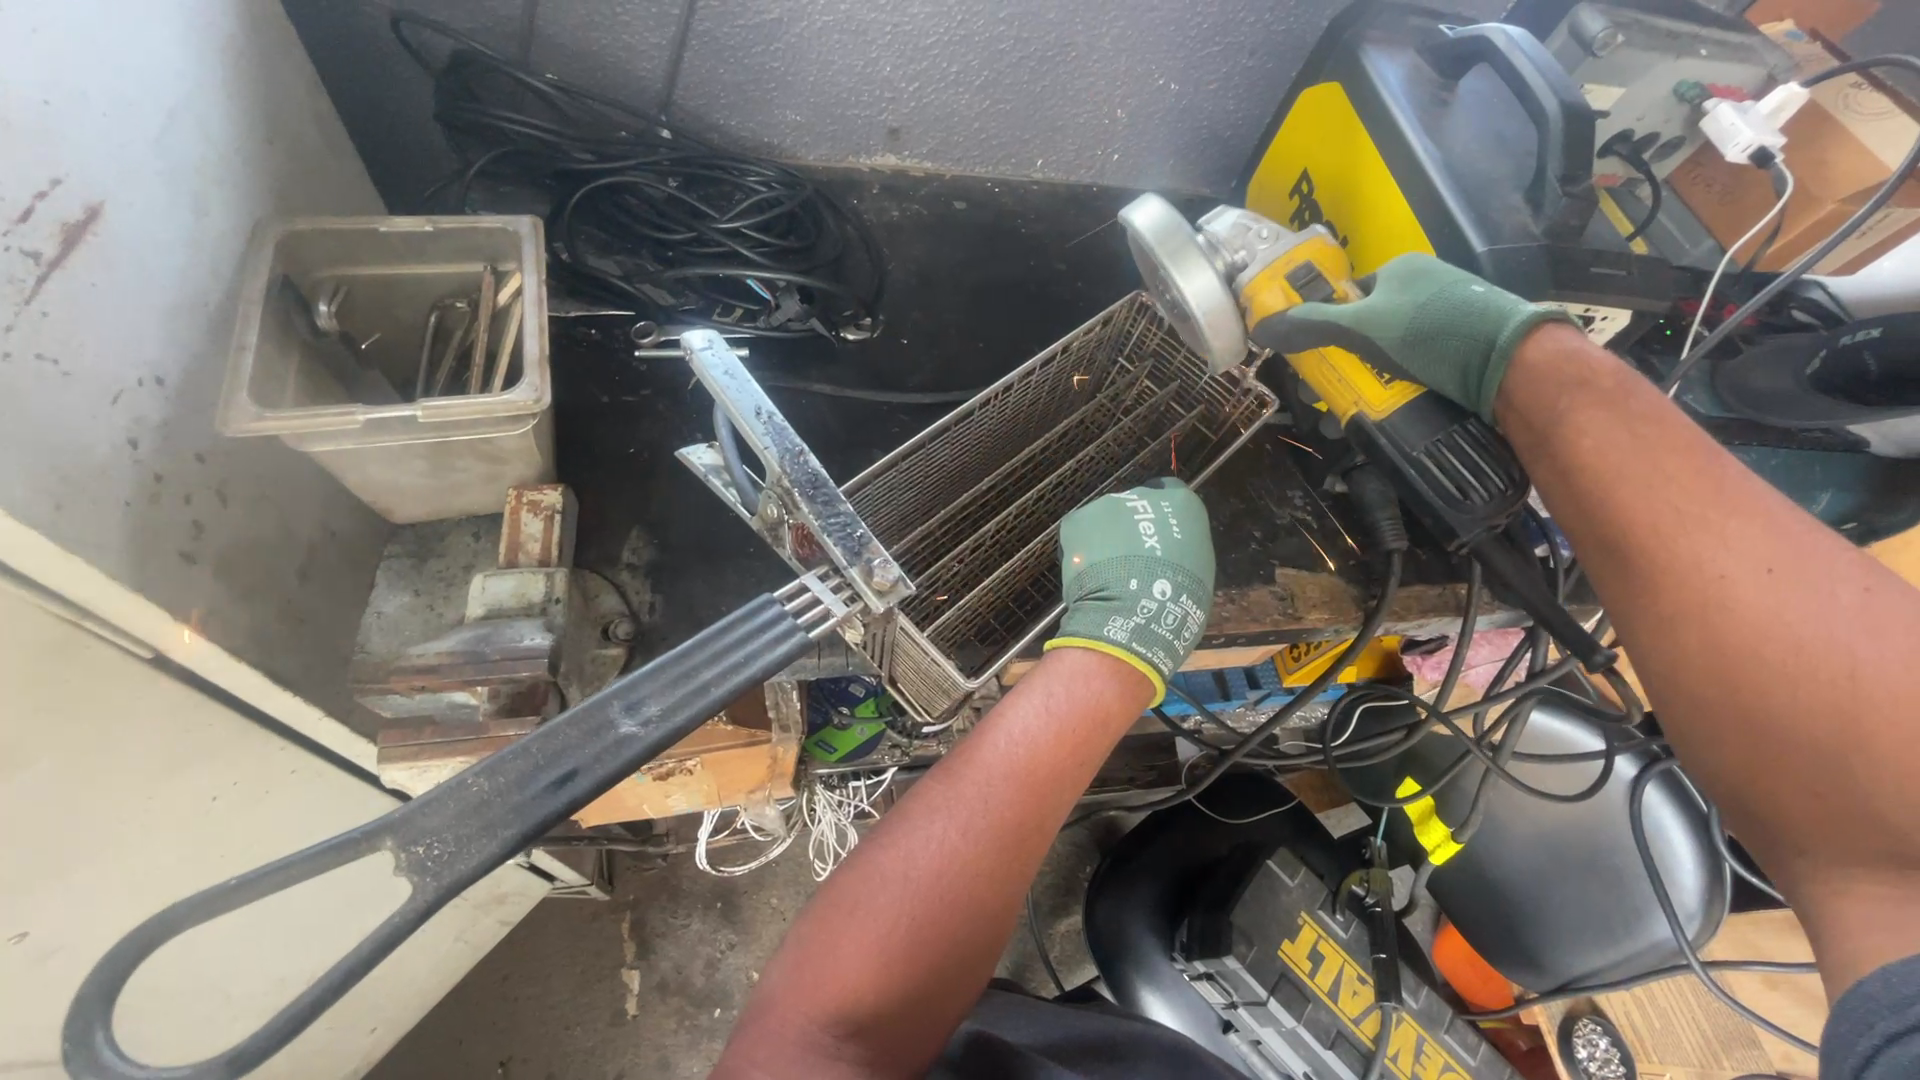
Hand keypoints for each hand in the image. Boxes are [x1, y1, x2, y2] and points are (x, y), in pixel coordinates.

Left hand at [1045, 477, 1214, 704]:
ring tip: (1106, 572)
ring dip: (1105, 539)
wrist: (1135, 610)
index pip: (1170, 496)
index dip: (1161, 518)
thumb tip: (1168, 550)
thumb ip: (1182, 547)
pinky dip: (1081, 551)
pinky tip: (1088, 573)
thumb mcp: (1197, 567)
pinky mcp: (1077, 520)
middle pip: (1135, 506)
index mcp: (1180, 502)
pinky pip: (1079, 533)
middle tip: (1129, 560)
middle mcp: (1143, 494)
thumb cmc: (1179, 596)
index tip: (1156, 539)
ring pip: (1105, 519)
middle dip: (1130, 528)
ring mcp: (1107, 504)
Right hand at [1255, 253, 1575, 421]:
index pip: (1353, 297)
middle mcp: (1429, 281)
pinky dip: (1414, 375)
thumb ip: (1311, 326)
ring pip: (1402, 343)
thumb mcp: (1358, 329)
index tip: (1326, 358)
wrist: (1507, 359)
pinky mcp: (1475, 336)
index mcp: (1402, 267)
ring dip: (1383, 369)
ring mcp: (1456, 308)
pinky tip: (1410, 394)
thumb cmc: (1428, 333)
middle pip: (1376, 322)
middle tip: (1346, 383)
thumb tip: (1262, 326)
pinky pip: (1430, 356)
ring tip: (1375, 396)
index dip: (1334, 327)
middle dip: (1357, 354)